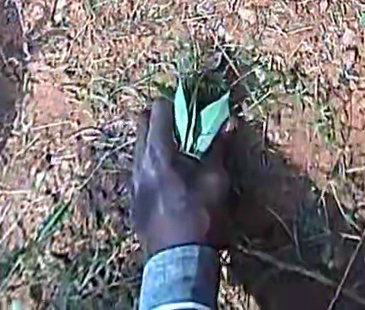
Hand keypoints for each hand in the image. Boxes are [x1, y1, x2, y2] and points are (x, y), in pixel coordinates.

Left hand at [131, 98, 234, 256]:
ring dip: (155, 138)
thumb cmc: (200, 215)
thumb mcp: (215, 178)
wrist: (180, 263)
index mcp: (159, 152)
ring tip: (177, 146)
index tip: (188, 104)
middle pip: (141, 122)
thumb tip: (231, 121)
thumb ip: (219, 146)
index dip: (173, 101)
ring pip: (138, 145)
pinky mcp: (134, 199)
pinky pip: (139, 167)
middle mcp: (140, 162)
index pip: (157, 109)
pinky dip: (152, 159)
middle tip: (181, 120)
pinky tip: (170, 172)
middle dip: (159, 115)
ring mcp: (133, 182)